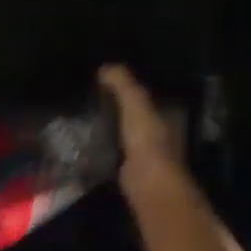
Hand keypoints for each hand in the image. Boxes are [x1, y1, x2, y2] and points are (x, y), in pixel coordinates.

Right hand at [98, 65, 187, 204]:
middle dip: (118, 108)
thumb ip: (123, 84)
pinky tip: (84, 141)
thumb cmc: (147, 140)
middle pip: (137, 115)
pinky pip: (114, 151)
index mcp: (168, 115)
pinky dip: (102, 146)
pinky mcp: (131, 169)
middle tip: (90, 97)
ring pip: (125, 133)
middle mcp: (161, 132)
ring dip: (109, 127)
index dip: (131, 87)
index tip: (108, 80)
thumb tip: (105, 67)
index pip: (150, 95)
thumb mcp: (135, 103)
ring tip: (82, 117)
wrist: (148, 184)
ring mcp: (146, 153)